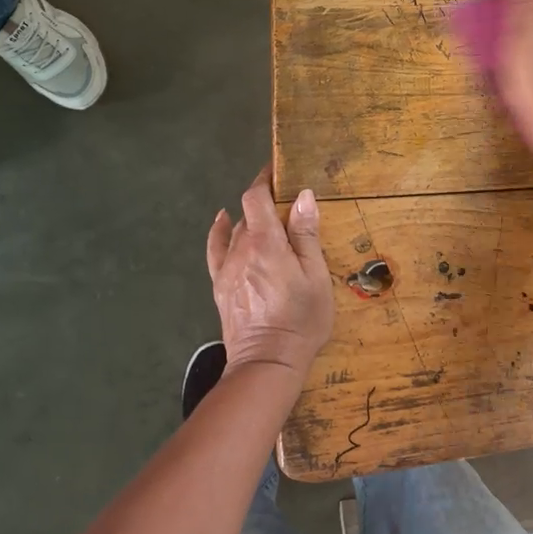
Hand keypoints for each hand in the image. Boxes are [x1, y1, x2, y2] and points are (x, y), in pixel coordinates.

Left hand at [205, 168, 334, 376]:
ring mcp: (226, 268)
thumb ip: (306, 235)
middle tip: (288, 205)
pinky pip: (216, 249)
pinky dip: (219, 232)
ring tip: (269, 220)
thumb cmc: (301, 319)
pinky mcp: (220, 286)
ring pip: (234, 231)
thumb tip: (302, 196)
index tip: (277, 171)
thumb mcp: (316, 276)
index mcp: (266, 242)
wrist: (267, 362)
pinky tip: (223, 222)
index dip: (264, 179)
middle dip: (265, 203)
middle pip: (247, 213)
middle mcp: (240, 249)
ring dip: (250, 221)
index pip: (256, 197)